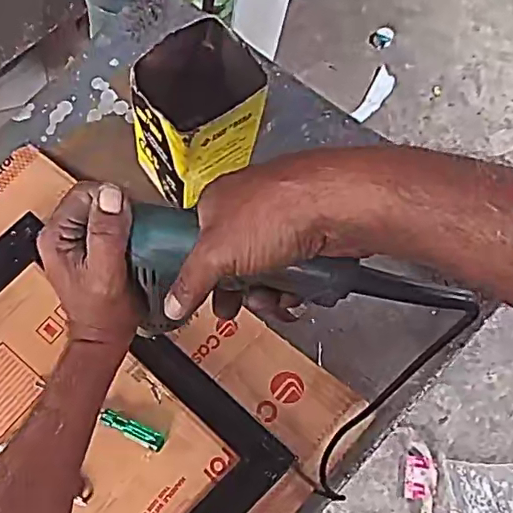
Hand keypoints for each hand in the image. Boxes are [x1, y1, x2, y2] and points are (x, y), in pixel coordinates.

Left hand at [40, 182, 138, 350]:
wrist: (104, 337)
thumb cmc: (102, 313)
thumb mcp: (106, 271)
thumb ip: (107, 233)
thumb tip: (111, 196)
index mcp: (55, 235)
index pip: (84, 193)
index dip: (112, 201)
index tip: (129, 219)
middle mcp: (61, 234)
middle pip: (94, 200)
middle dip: (119, 211)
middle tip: (134, 232)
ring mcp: (75, 241)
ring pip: (103, 212)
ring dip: (123, 221)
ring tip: (134, 240)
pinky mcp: (90, 249)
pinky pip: (109, 226)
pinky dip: (124, 232)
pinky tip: (131, 247)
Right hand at [163, 148, 402, 322]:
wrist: (339, 206)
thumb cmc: (280, 210)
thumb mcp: (217, 254)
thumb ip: (191, 282)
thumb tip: (172, 304)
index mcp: (216, 203)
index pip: (193, 243)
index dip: (196, 274)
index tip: (196, 298)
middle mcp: (247, 209)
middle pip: (231, 264)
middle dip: (237, 292)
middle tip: (236, 309)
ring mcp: (279, 224)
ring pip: (263, 272)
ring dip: (268, 295)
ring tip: (275, 301)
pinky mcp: (308, 238)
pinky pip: (291, 273)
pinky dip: (293, 288)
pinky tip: (297, 293)